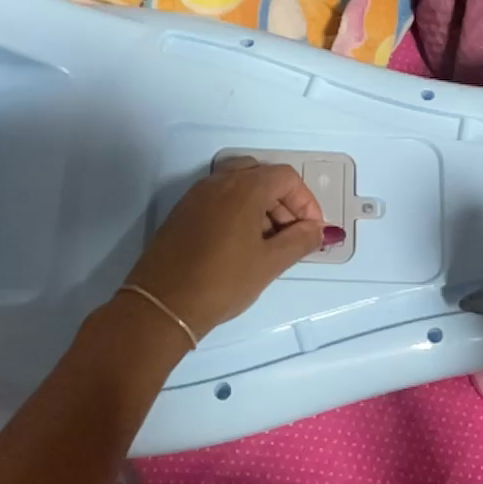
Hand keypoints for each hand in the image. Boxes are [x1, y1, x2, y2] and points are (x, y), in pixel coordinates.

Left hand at [121, 158, 329, 341]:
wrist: (162, 306)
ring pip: (239, 186)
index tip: (311, 231)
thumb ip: (300, 240)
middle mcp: (219, 182)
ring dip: (261, 207)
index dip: (306, 201)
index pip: (286, 177)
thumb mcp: (270, 263)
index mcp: (244, 187)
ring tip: (268, 245)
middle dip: (284, 202)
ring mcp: (197, 196)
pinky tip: (242, 246)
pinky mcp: (183, 213)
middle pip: (262, 176)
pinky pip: (219, 199)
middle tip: (292, 237)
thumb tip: (320, 230)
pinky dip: (238, 212)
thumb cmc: (222, 281)